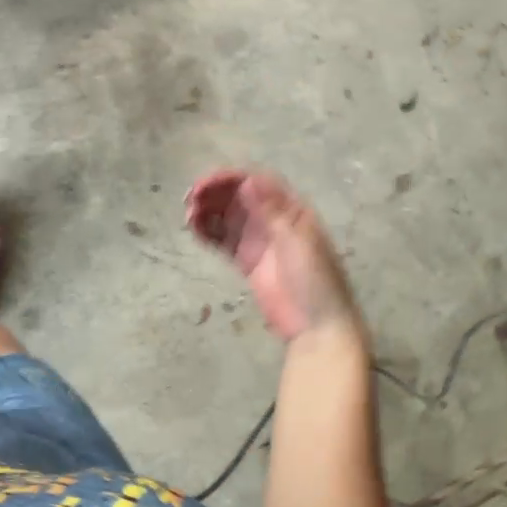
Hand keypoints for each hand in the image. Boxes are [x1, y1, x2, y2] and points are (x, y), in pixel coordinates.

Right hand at [186, 171, 361, 343]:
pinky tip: (194, 230)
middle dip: (213, 194)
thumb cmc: (315, 280)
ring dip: (206, 211)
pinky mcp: (246, 261)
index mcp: (291, 210)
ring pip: (227, 217)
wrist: (318, 326)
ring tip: (188, 216)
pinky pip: (222, 240)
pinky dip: (207, 232)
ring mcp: (258, 241)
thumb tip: (248, 181)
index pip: (256, 183)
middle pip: (237, 198)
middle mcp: (272, 220)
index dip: (229, 179)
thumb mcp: (296, 240)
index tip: (204, 184)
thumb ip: (271, 210)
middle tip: (190, 199)